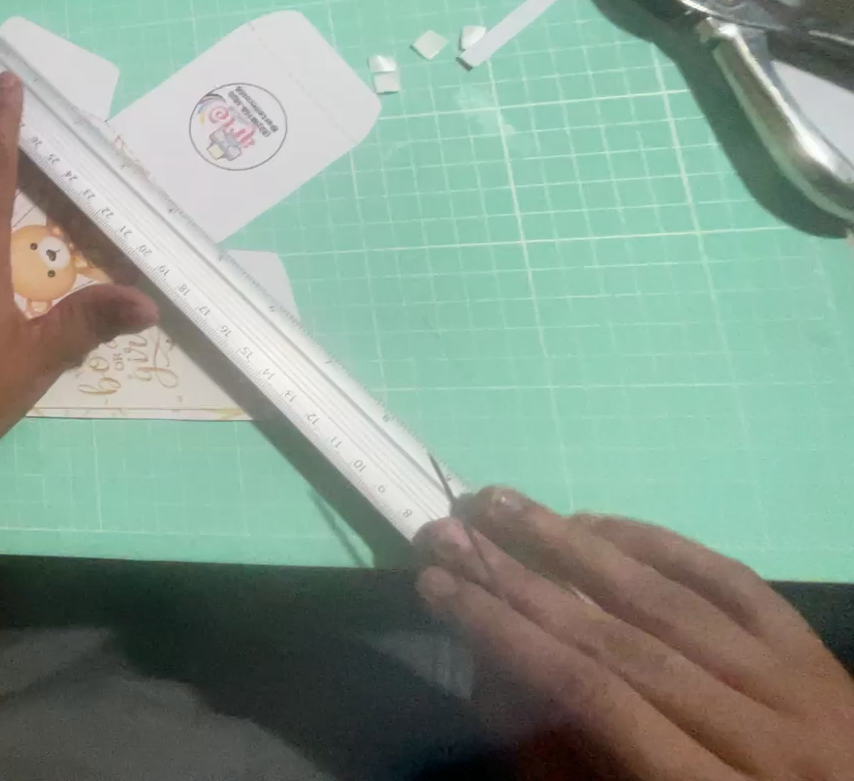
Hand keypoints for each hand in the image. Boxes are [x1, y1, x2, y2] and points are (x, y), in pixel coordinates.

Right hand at [416, 487, 853, 779]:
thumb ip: (555, 747)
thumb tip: (487, 658)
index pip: (588, 692)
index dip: (503, 631)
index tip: (433, 583)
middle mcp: (774, 745)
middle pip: (620, 640)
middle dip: (516, 579)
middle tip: (445, 533)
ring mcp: (811, 696)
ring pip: (668, 600)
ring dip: (569, 542)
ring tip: (498, 502)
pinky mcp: (822, 661)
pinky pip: (735, 585)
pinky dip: (658, 544)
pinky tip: (593, 520)